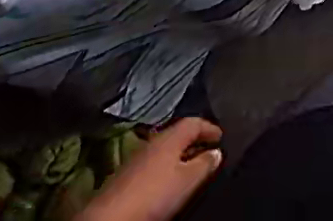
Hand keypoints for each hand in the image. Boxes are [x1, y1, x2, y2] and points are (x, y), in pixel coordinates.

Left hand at [78, 119, 222, 220]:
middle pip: (179, 134)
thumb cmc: (154, 193)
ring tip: (193, 167)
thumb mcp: (187, 181)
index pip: (194, 122)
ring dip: (181, 155)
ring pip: (167, 149)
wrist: (111, 218)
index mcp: (170, 137)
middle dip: (195, 141)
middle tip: (209, 150)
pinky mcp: (128, 175)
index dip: (209, 128)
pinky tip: (170, 181)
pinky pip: (156, 163)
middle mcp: (154, 141)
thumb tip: (217, 152)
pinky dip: (168, 166)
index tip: (221, 136)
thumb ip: (204, 164)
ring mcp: (139, 157)